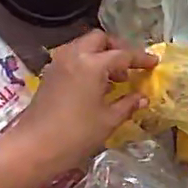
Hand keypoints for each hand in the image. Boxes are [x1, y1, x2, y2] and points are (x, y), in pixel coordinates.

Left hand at [1, 30, 154, 177]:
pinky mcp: (49, 75)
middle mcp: (73, 56)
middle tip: (130, 66)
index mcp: (91, 63)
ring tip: (114, 77)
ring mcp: (58, 64)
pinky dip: (86, 63)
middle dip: (117, 48)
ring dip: (100, 55)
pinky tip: (94, 84)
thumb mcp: (107, 121)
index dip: (140, 58)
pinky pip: (72, 58)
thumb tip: (142, 97)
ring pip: (83, 46)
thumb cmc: (75, 135)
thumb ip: (127, 104)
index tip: (153, 63)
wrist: (34, 147)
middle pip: (99, 40)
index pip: (122, 54)